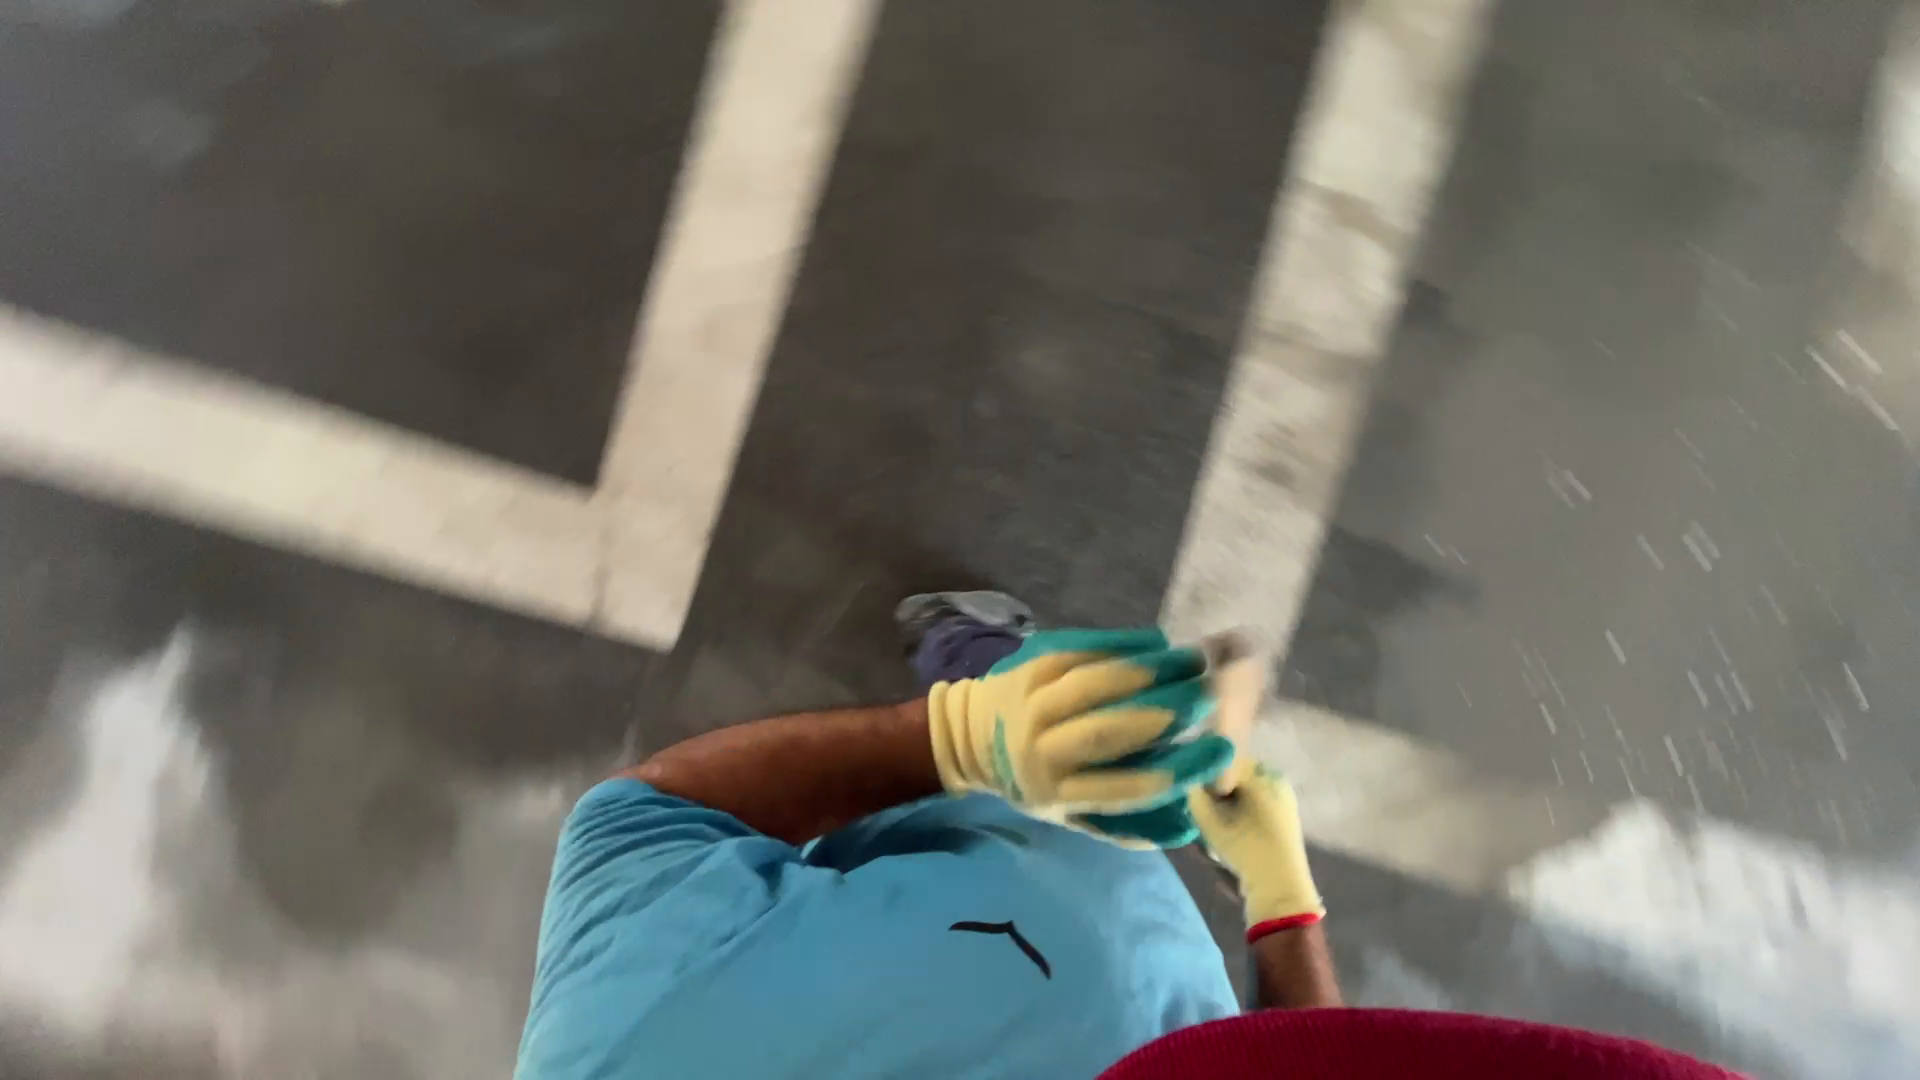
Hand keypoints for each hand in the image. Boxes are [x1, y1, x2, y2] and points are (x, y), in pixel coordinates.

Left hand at [926, 627, 1233, 845]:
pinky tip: (1157, 642)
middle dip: (1168, 710)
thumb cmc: (1034, 780)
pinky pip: (1080, 649)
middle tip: (1213, 695)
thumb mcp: (1071, 814)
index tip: (1222, 751)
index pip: (1124, 788)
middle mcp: (1041, 747)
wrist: (970, 736)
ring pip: (1094, 682)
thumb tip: (1187, 826)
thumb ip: (1126, 823)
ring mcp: (1033, 700)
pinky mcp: (1031, 663)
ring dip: (1149, 670)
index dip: (1177, 771)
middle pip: (1108, 729)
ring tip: (1194, 662)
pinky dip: (1121, 643)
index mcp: (1056, 791)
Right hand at [1188, 764, 1324, 936]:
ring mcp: (1283, 799)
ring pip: (1244, 789)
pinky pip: (1254, 802)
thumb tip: (1187, 780)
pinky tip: (1229, 828)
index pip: (1224, 759)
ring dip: (1226, 800)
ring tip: (1212, 819)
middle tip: (1199, 804)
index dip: (1204, 771)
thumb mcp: (1210, 820)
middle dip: (1215, 787)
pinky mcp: (1284, 818)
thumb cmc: (1246, 849)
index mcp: (1263, 775)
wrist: (1280, 890)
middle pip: (1234, 774)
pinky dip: (1239, 809)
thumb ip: (1193, 793)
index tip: (1191, 786)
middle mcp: (1276, 781)